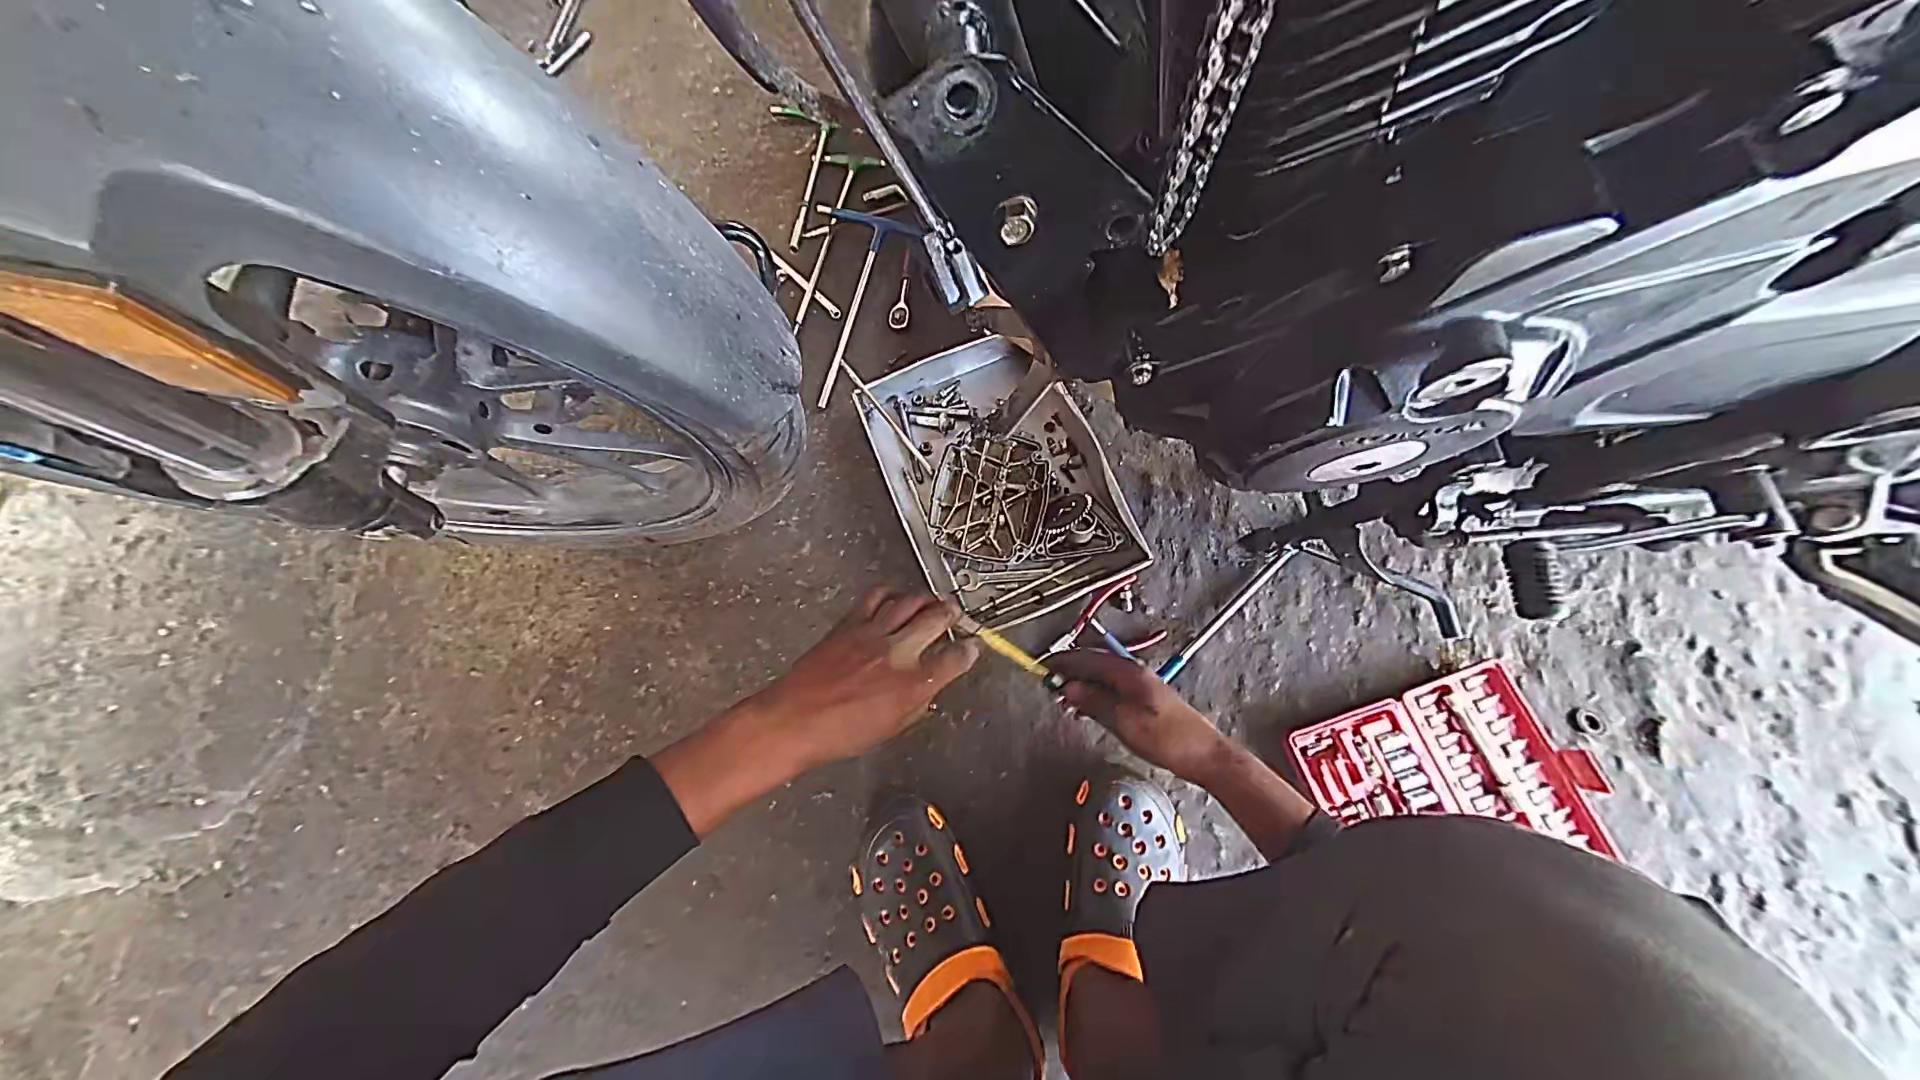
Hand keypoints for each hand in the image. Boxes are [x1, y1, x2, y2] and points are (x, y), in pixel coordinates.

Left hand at [743, 587, 979, 771]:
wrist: (794, 720)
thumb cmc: (837, 732)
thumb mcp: (891, 727)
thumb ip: (918, 702)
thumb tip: (930, 687)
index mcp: (912, 684)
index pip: (955, 658)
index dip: (969, 650)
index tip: (971, 647)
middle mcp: (897, 653)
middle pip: (937, 617)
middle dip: (952, 613)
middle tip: (955, 613)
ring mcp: (873, 634)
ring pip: (910, 600)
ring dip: (927, 598)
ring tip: (932, 601)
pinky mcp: (850, 624)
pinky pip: (877, 596)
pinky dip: (891, 593)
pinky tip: (895, 598)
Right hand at [1050, 650, 1230, 781]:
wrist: (1204, 755)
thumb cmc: (1169, 739)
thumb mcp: (1124, 721)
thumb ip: (1094, 702)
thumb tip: (1069, 688)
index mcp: (1129, 673)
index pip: (1087, 659)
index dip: (1062, 662)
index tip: (1042, 668)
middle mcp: (1134, 674)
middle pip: (1093, 664)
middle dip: (1069, 672)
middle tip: (1049, 685)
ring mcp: (1139, 686)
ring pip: (1101, 677)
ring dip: (1080, 684)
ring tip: (1063, 699)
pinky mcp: (1143, 699)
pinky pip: (1111, 688)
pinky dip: (1094, 694)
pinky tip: (1085, 707)